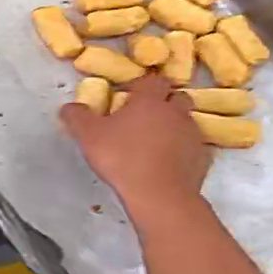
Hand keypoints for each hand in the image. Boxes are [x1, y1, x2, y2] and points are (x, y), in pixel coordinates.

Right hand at [59, 74, 209, 215]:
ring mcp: (193, 134)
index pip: (152, 80)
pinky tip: (164, 161)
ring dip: (172, 125)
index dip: (140, 85)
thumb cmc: (121, 157)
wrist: (158, 194)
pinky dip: (180, 147)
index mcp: (150, 100)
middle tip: (142, 116)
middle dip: (162, 102)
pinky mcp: (202, 157)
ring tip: (152, 141)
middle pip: (176, 97)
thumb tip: (70, 106)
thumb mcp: (87, 135)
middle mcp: (176, 112)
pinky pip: (192, 145)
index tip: (126, 96)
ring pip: (185, 121)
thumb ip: (77, 116)